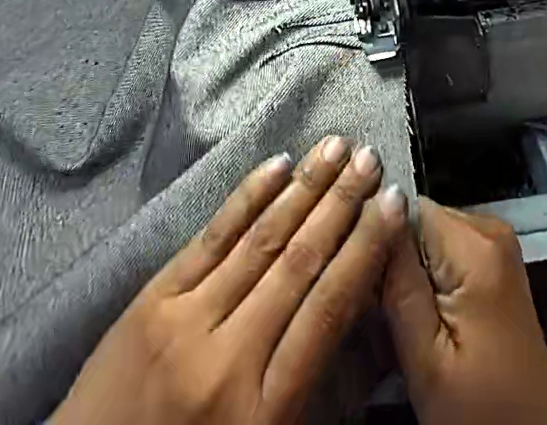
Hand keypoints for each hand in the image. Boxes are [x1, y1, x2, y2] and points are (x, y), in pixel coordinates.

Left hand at [54, 137, 404, 424]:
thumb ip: (311, 369)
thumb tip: (354, 290)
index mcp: (264, 407)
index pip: (329, 307)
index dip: (367, 247)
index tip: (395, 202)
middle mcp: (227, 358)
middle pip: (299, 261)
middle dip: (342, 203)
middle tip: (372, 158)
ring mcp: (184, 323)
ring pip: (260, 239)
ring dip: (305, 187)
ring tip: (338, 147)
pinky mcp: (151, 301)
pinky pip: (211, 237)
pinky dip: (248, 197)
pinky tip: (278, 165)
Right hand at [381, 198, 546, 424]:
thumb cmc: (478, 406)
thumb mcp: (425, 356)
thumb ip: (400, 281)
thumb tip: (384, 207)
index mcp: (477, 246)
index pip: (409, 209)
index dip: (383, 240)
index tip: (373, 285)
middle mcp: (491, 228)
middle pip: (420, 219)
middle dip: (398, 258)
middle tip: (391, 313)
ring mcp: (497, 240)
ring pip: (429, 233)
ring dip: (412, 269)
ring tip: (411, 319)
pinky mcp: (496, 256)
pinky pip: (447, 247)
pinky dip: (431, 275)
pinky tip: (430, 314)